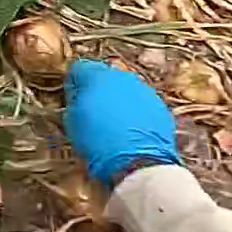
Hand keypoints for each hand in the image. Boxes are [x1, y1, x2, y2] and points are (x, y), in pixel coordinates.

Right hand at [64, 58, 180, 183]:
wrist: (138, 163)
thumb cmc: (98, 142)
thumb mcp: (73, 121)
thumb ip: (75, 99)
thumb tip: (78, 93)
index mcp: (97, 76)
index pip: (79, 68)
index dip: (73, 84)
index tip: (73, 99)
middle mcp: (122, 77)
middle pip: (104, 76)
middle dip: (97, 90)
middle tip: (92, 112)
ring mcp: (143, 90)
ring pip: (125, 88)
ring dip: (117, 100)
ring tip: (113, 124)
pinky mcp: (159, 105)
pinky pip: (141, 103)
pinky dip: (135, 112)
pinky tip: (130, 131)